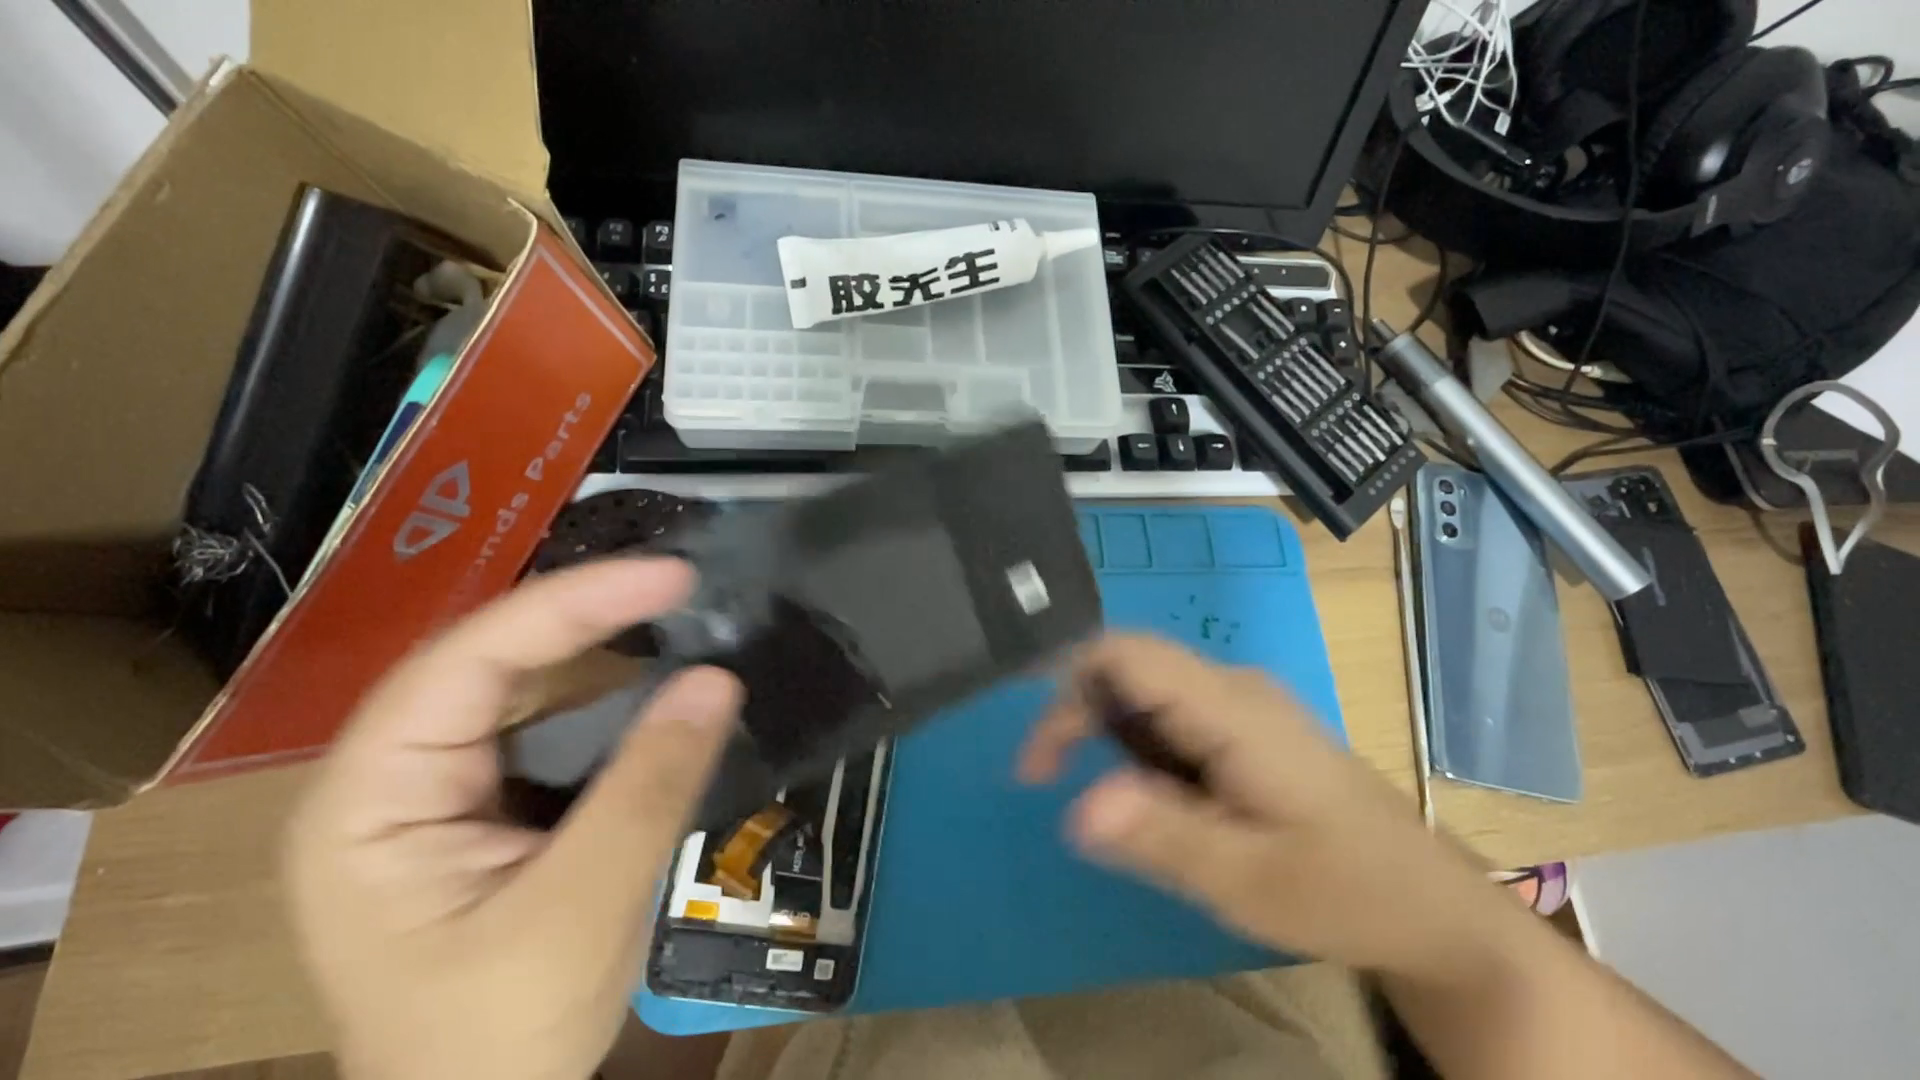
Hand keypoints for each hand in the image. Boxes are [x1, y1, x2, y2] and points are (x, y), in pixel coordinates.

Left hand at [283, 559, 742, 1079]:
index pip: (470, 661)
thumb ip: (649, 788)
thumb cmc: (500, 1039)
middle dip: (587, 622)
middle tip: (683, 589)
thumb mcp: (582, 912)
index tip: (670, 574)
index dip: (574, 604)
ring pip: (519, 695)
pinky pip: (541, 736)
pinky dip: (603, 711)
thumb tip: (717, 679)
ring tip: (677, 621)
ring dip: (598, 660)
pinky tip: (652, 695)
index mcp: (371, 799)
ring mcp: (430, 795)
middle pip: (491, 666)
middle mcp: (387, 778)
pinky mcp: (476, 813)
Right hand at [1020, 635, 1501, 981]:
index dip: (1064, 694)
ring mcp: (1246, 707)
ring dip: (1109, 742)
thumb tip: (1075, 809)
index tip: (1038, 768)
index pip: (1123, 654)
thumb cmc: (1346, 893)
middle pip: (1128, 670)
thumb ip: (1162, 836)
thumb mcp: (1248, 880)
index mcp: (1232, 709)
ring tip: (1120, 813)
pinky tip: (1159, 805)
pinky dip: (1142, 753)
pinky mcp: (1250, 730)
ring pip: (1147, 695)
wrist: (1435, 908)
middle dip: (1078, 722)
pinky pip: (1173, 719)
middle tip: (1057, 792)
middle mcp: (1235, 690)